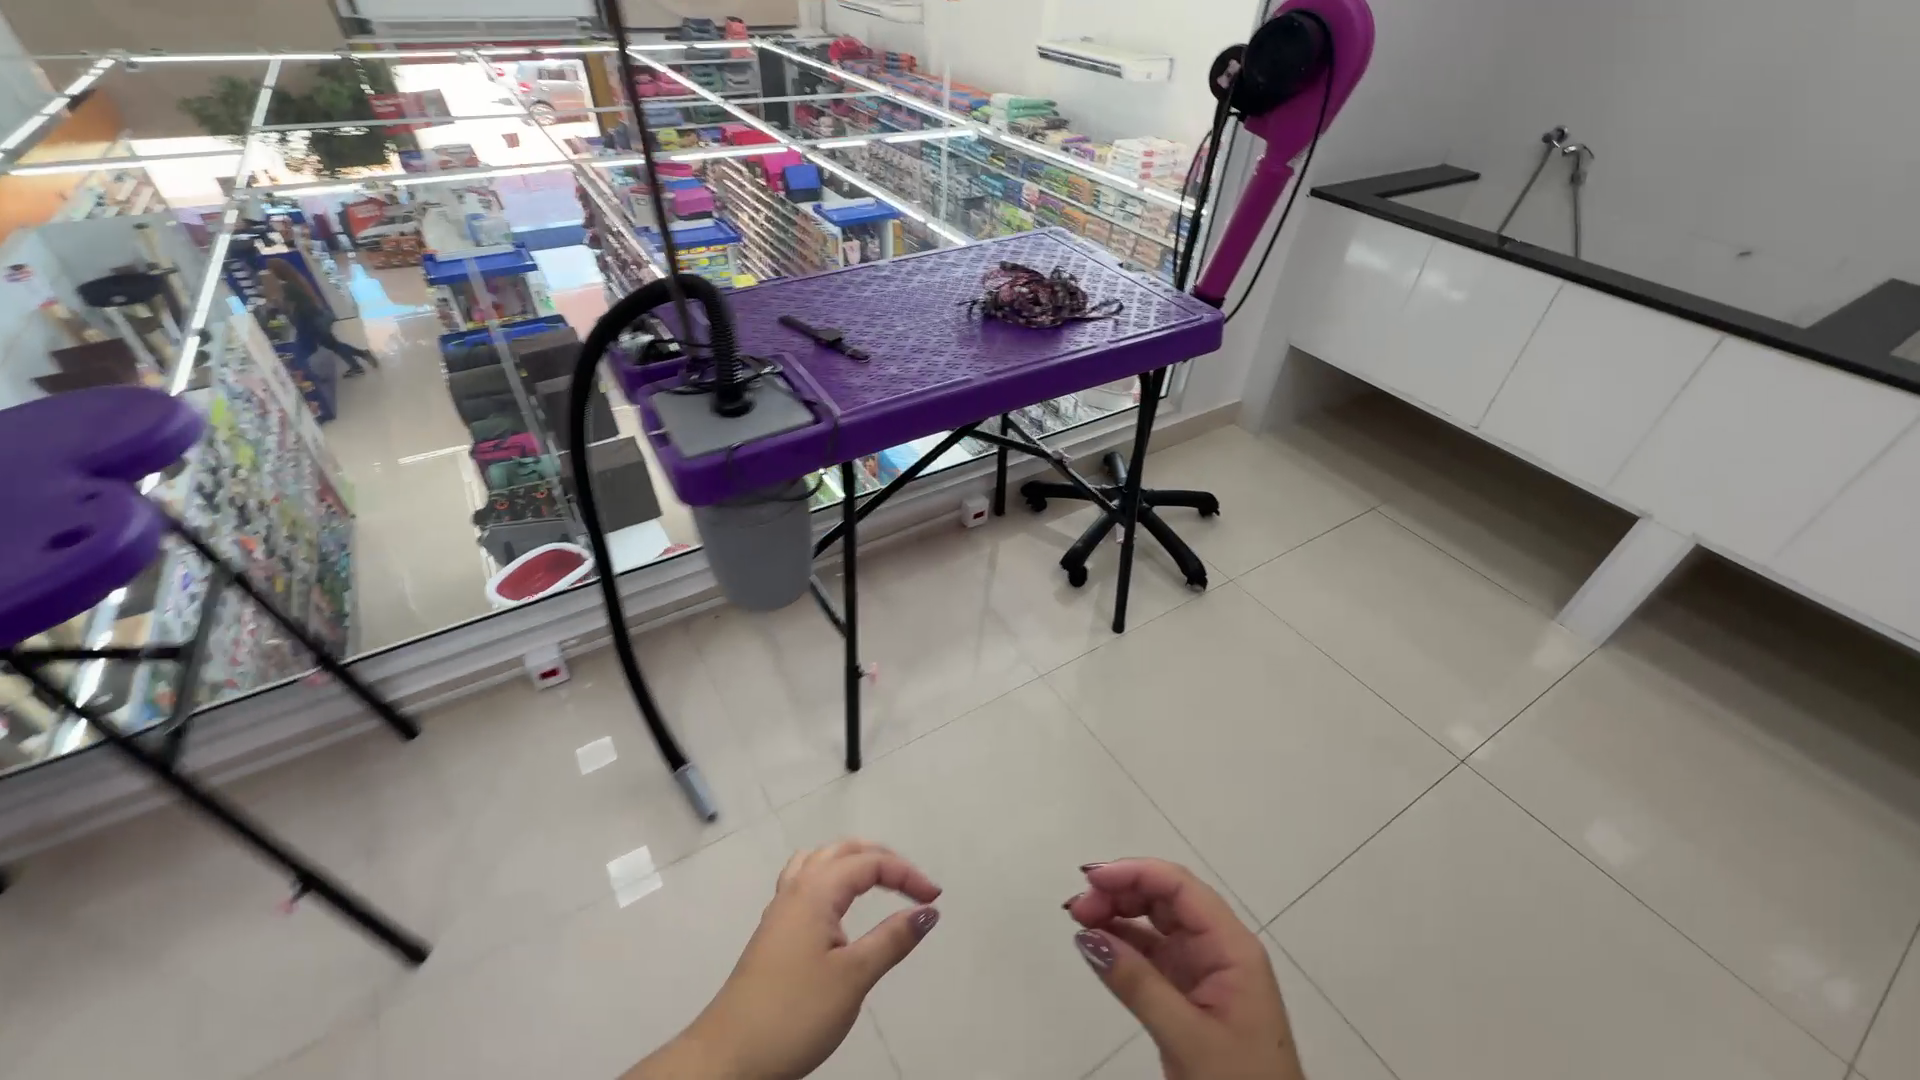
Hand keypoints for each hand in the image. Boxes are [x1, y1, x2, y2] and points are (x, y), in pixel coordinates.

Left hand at [628, 840, 941, 1079]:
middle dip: (882, 859)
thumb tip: (928, 910)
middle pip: (843, 851)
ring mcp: (780, 910)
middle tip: (913, 884)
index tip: (935, 899)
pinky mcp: (773, 932)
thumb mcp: (853, 977)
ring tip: (880, 880)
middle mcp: (795, 890)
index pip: (869, 863)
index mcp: (815, 891)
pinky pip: (805, 882)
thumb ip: (893, 939)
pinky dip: (832, 878)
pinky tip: (839, 905)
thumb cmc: (795, 1013)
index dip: (906, 874)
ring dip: (853, 862)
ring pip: (819, 862)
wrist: (729, 1056)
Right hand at [1064, 859, 1302, 1079]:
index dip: (1135, 872)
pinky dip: (1123, 943)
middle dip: (1120, 891)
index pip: (1180, 888)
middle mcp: (1219, 947)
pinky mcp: (1189, 992)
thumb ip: (1137, 984)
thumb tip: (1088, 937)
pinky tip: (1097, 943)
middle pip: (1166, 898)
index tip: (1091, 879)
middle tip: (1076, 907)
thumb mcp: (1188, 1035)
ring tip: (1078, 919)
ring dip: (1117, 914)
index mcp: (1232, 947)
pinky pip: (1152, 953)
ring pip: (1156, 922)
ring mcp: (1204, 969)